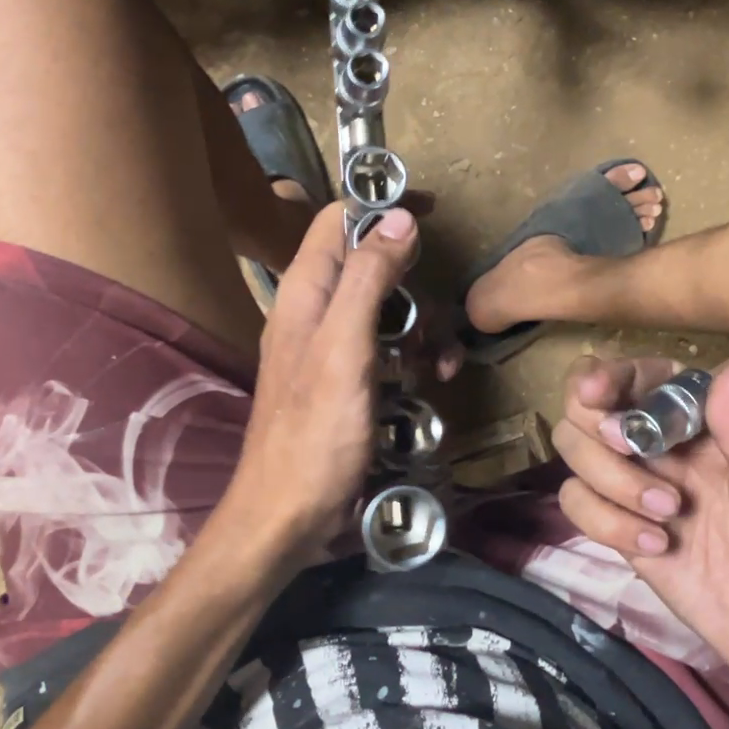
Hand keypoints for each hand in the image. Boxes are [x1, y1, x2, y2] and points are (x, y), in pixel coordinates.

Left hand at [223, 201, 418, 564]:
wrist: (287, 519)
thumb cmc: (314, 435)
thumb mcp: (345, 350)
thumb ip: (369, 280)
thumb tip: (399, 219)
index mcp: (304, 293)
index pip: (337, 221)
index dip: (380, 208)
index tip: (429, 213)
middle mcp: (313, 313)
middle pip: (368, 265)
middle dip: (411, 282)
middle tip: (434, 316)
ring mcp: (329, 351)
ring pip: (384, 310)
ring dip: (420, 327)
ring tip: (442, 362)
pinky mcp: (347, 385)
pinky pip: (386, 351)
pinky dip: (413, 359)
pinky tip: (434, 383)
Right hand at [552, 357, 728, 692]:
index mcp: (710, 426)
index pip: (646, 377)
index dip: (613, 375)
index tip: (598, 394)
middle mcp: (666, 448)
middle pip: (592, 408)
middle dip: (595, 425)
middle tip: (623, 449)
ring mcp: (638, 489)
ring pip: (575, 451)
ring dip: (608, 476)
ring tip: (666, 514)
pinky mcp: (621, 532)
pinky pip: (578, 504)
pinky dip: (604, 521)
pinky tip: (655, 547)